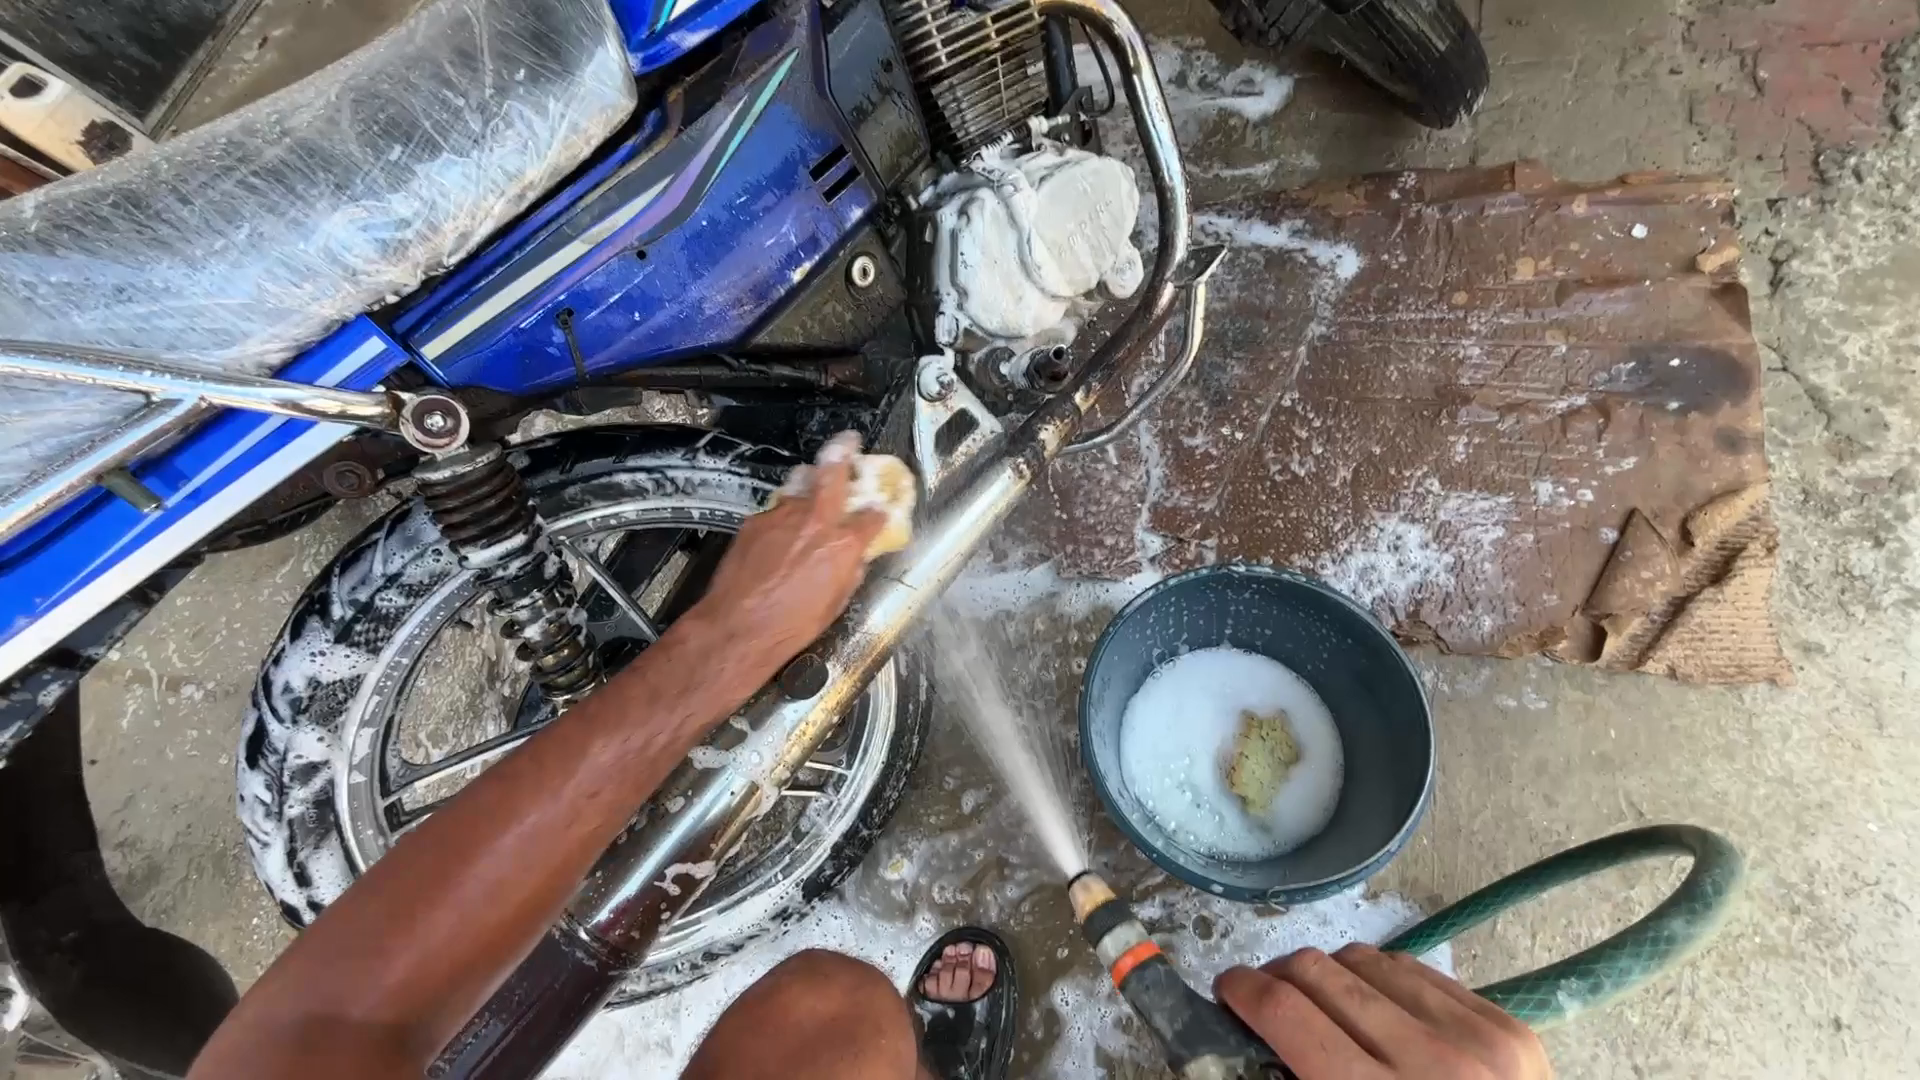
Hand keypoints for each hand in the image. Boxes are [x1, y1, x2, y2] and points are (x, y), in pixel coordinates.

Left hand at [680, 433, 885, 685]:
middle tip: (850, 441)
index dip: (878, 513)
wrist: (739, 626)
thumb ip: (849, 570)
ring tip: (812, 484)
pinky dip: (784, 514)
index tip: (879, 511)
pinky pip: (776, 508)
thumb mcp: (836, 603)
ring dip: (809, 481)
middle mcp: (815, 520)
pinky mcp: (755, 520)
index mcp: (843, 543)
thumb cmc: (793, 625)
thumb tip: (855, 557)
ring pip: (799, 483)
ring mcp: (782, 515)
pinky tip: (781, 531)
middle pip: (833, 470)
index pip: (872, 517)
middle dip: (844, 450)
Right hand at [1216, 945, 1549, 1079]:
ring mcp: (1479, 1041)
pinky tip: (1383, 1016)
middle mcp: (1433, 1064)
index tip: (1228, 993)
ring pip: (1360, 958)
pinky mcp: (1510, 1029)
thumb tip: (1246, 1044)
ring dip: (1329, 977)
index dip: (1240, 990)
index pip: (1285, 1011)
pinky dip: (1382, 984)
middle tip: (1270, 1002)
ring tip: (1328, 1008)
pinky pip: (1413, 970)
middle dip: (1277, 977)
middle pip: (1315, 970)